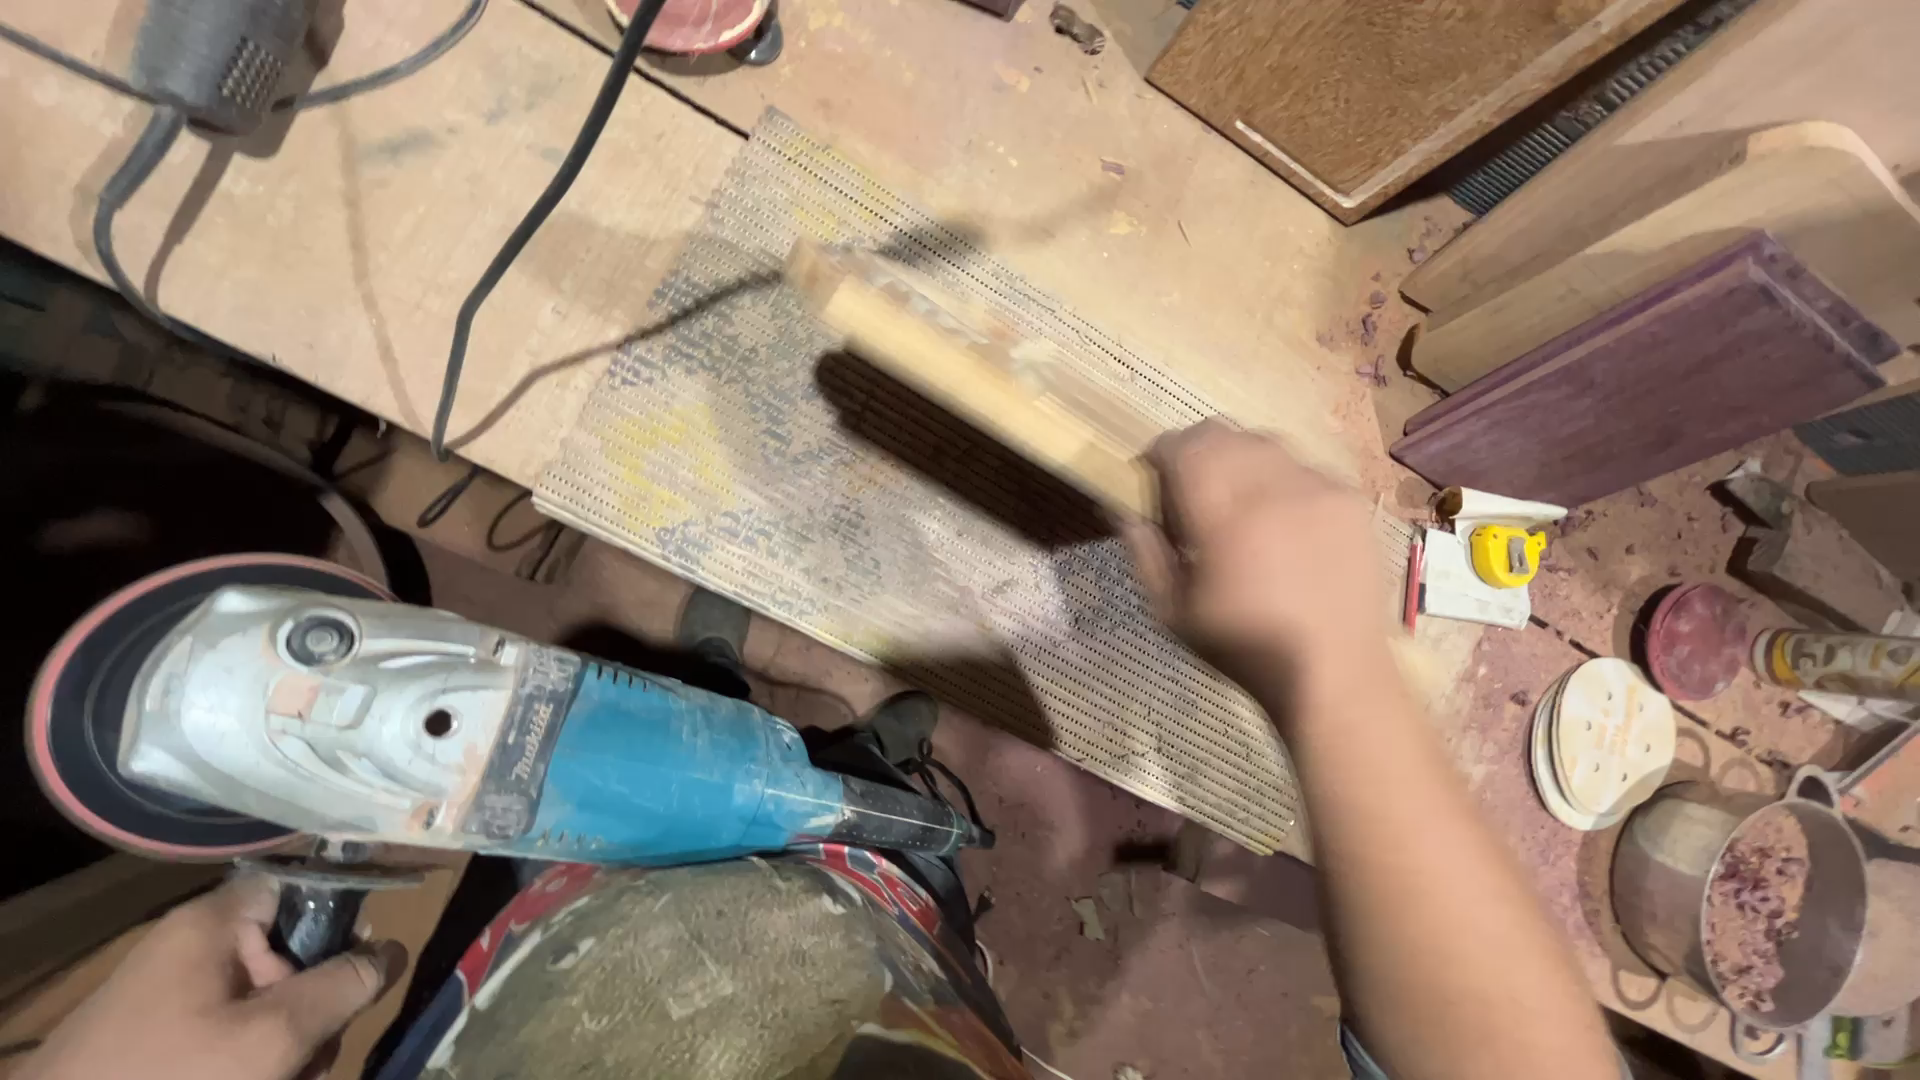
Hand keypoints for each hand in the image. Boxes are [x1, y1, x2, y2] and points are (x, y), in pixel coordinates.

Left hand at [22, 873, 406, 1079]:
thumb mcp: (276, 1034)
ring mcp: (171, 992)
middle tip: (320, 1044)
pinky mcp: (157, 1035)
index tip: (367, 957)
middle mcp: (192, 944)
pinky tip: (264, 1079)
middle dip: (322, 996)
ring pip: (271, 992)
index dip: (350, 911)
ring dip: (296, 1033)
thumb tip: (395, 950)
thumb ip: (348, 982)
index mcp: (213, 922)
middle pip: (296, 945)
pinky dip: (259, 1053)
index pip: (308, 880)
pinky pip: (235, 1024)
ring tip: (292, 1074)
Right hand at [1122, 420, 1394, 709]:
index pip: (1183, 446)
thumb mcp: (1171, 609)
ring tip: (1237, 504)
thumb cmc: (1241, 646)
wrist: (1333, 672)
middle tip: (1190, 492)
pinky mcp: (1350, 498)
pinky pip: (1302, 465)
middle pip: (1221, 432)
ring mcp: (1319, 488)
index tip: (1154, 479)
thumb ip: (1143, 550)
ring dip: (1238, 460)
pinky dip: (1279, 478)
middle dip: (1196, 452)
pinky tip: (1280, 520)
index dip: (1160, 454)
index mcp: (1224, 517)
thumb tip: (1119, 506)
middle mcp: (1274, 488)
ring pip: (1264, 442)